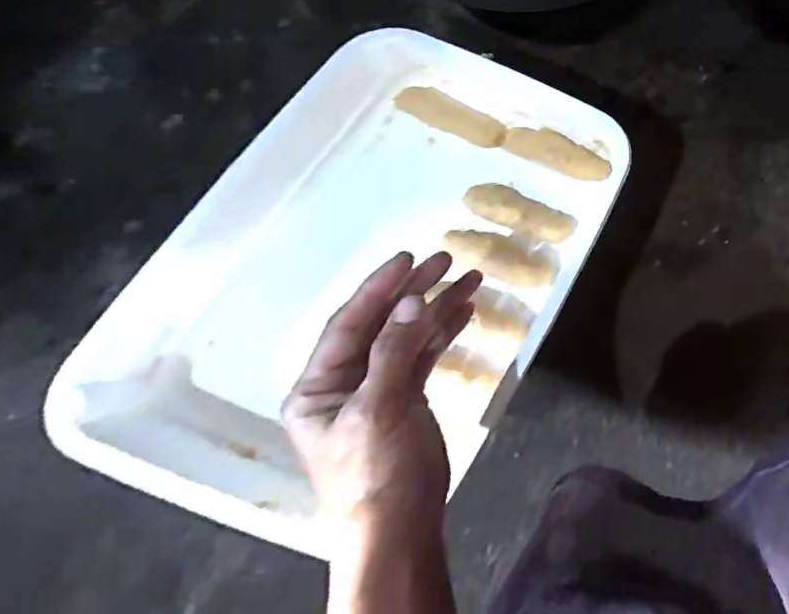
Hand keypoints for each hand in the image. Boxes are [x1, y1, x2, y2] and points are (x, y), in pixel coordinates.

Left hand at [282, 252, 481, 529]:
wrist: (399, 530)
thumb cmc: (374, 474)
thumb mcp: (377, 411)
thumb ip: (393, 352)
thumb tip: (411, 300)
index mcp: (318, 387)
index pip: (348, 324)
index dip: (377, 289)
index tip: (407, 258)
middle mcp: (345, 381)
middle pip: (382, 323)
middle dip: (414, 290)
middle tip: (445, 258)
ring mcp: (378, 387)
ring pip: (409, 334)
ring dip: (438, 306)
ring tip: (470, 277)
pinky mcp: (406, 397)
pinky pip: (426, 354)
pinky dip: (445, 331)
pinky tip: (466, 310)